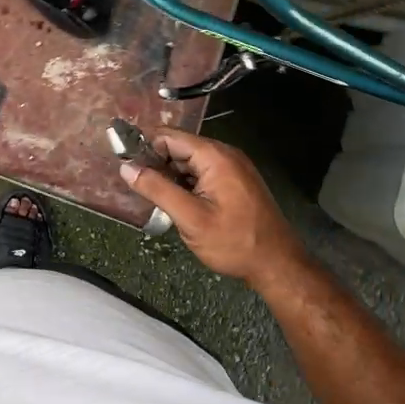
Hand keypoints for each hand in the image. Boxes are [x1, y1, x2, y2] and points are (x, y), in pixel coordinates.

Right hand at [119, 128, 307, 283]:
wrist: (279, 266)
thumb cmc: (234, 242)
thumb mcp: (190, 218)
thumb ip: (157, 189)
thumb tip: (126, 167)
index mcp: (215, 156)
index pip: (170, 136)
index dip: (145, 146)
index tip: (125, 163)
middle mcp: (226, 155)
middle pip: (180, 148)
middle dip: (157, 164)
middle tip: (139, 187)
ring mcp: (234, 169)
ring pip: (190, 162)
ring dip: (172, 176)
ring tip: (156, 199)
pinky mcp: (237, 183)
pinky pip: (204, 173)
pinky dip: (188, 184)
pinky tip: (179, 204)